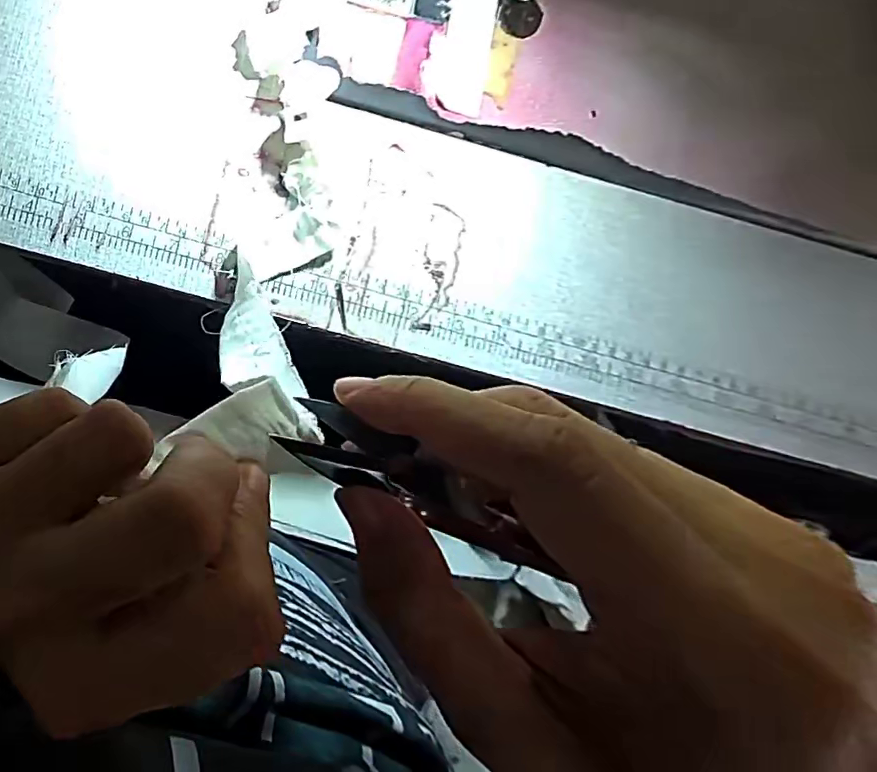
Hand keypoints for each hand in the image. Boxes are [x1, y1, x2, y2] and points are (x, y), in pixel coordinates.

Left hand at [0, 389, 281, 737]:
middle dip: (207, 470)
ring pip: (116, 430)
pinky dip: (73, 419)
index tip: (236, 504)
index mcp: (91, 683)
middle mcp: (32, 605)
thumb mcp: (140, 641)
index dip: (254, 543)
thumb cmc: (61, 613)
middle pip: (176, 514)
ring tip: (105, 468)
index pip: (236, 613)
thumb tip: (244, 476)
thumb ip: (213, 587)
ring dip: (131, 438)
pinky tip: (52, 455)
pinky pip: (58, 404)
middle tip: (192, 464)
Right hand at [333, 377, 876, 771]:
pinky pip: (612, 456)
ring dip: (483, 443)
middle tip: (375, 451)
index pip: (554, 462)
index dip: (437, 410)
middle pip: (561, 433)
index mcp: (716, 634)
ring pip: (582, 434)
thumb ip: (422, 615)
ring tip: (431, 486)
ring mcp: (776, 539)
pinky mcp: (763, 528)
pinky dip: (529, 463)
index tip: (355, 398)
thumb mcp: (514, 733)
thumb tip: (363, 498)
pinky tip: (500, 506)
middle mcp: (768, 566)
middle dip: (445, 423)